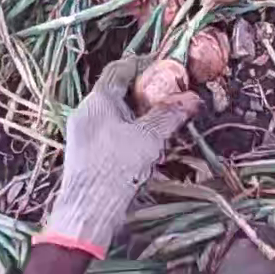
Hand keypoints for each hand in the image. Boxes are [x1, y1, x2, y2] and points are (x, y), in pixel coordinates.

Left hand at [39, 57, 200, 256]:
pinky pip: (108, 131)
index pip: (120, 69)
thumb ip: (169, 115)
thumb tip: (192, 98)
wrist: (88, 209)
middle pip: (116, 91)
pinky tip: (142, 146)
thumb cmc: (117, 166)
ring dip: (136, 114)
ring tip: (159, 123)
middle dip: (143, 92)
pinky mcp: (84, 151)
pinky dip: (127, 130)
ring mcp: (82, 132)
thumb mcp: (150, 137)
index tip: (165, 68)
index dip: (143, 64)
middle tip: (167, 97)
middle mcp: (86, 110)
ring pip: (113, 113)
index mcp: (98, 99)